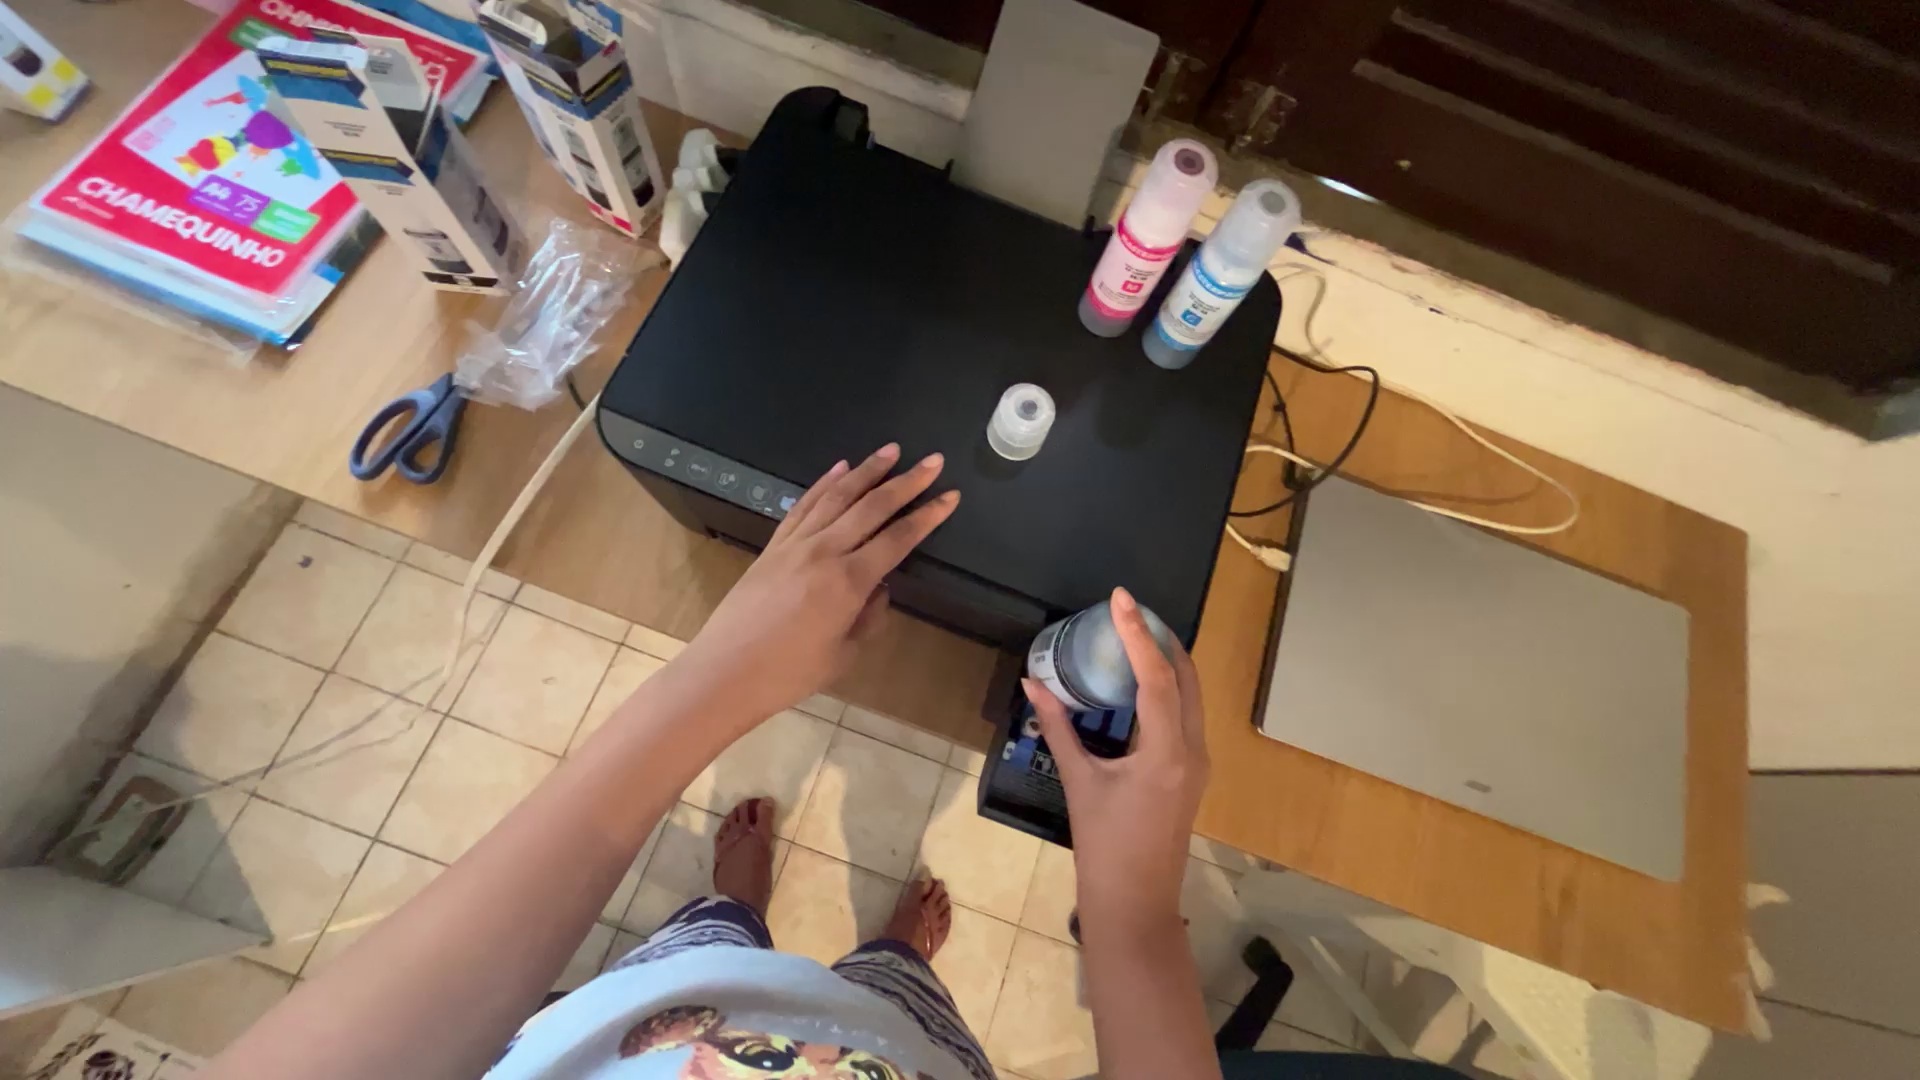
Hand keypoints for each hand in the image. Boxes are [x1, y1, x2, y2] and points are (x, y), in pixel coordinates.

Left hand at [676, 443, 959, 729]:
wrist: (724, 672)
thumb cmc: (789, 674)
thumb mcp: (844, 654)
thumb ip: (870, 617)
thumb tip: (880, 588)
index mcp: (849, 581)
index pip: (898, 539)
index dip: (928, 516)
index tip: (950, 496)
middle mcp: (825, 552)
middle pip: (873, 506)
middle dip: (907, 482)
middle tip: (932, 461)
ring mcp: (795, 544)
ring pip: (838, 496)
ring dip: (867, 470)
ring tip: (891, 451)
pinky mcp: (773, 546)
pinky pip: (803, 505)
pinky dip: (824, 484)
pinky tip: (840, 469)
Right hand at [1026, 586, 1206, 931]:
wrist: (1135, 903)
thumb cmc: (1103, 846)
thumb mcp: (1079, 780)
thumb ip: (1058, 726)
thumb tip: (1033, 683)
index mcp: (1166, 752)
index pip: (1157, 677)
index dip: (1139, 633)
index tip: (1121, 598)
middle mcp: (1192, 750)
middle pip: (1186, 677)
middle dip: (1161, 638)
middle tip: (1128, 611)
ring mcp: (1198, 762)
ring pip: (1191, 694)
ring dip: (1166, 660)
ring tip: (1133, 634)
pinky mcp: (1193, 771)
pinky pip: (1185, 713)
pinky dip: (1166, 687)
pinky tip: (1138, 679)